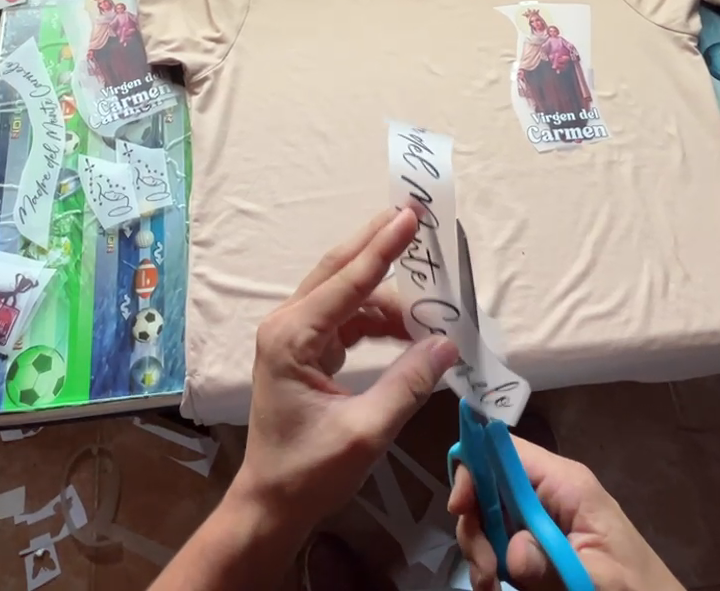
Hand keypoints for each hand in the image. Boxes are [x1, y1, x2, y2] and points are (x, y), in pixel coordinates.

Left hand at [227, 208, 461, 536]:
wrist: (271, 503)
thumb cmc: (310, 472)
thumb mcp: (366, 432)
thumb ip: (408, 383)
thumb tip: (449, 343)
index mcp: (292, 336)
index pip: (347, 281)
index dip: (383, 248)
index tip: (410, 216)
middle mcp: (289, 323)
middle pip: (339, 270)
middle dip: (378, 243)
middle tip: (415, 216)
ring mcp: (296, 333)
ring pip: (347, 293)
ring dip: (387, 294)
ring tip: (429, 296)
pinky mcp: (307, 347)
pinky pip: (348, 317)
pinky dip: (379, 319)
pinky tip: (409, 330)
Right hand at [448, 436, 684, 590]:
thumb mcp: (603, 582)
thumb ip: (552, 566)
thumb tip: (511, 553)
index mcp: (564, 483)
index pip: (502, 449)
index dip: (473, 467)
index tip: (461, 509)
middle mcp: (548, 492)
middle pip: (488, 487)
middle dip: (475, 527)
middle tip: (485, 574)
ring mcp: (541, 521)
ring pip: (488, 520)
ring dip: (481, 554)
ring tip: (490, 589)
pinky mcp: (539, 547)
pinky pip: (501, 547)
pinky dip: (492, 569)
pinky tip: (496, 590)